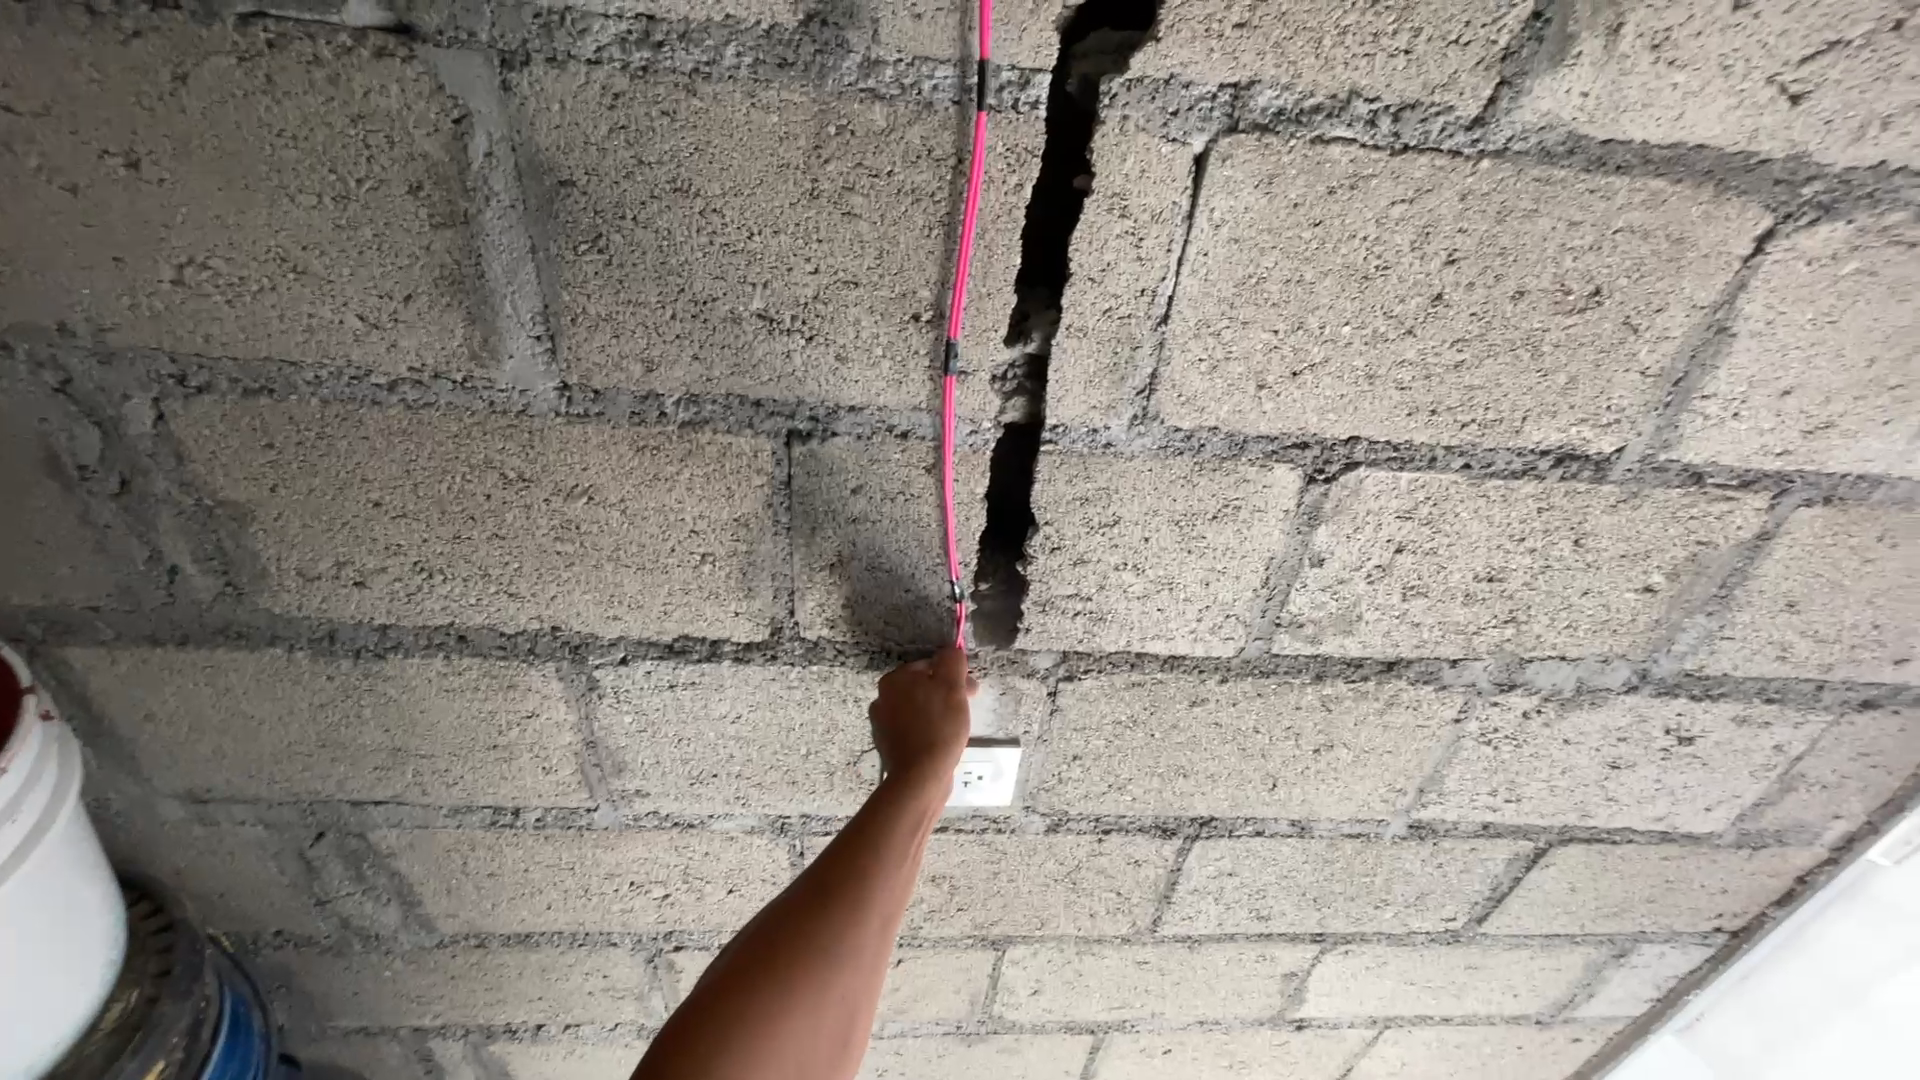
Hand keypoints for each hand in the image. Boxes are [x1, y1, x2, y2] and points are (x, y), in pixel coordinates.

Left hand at [868, 648, 974, 785]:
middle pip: (923, 688)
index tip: (969, 692)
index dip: (954, 676)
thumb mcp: (952, 685)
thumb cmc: (938, 726)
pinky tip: (940, 743)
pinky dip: (928, 732)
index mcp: (893, 679)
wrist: (920, 777)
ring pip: (919, 709)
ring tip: (954, 729)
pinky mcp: (889, 746)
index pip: (930, 666)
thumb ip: (952, 660)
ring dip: (938, 713)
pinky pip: (914, 730)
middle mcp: (882, 699)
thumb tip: (951, 652)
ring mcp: (882, 724)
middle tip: (965, 710)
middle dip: (946, 695)